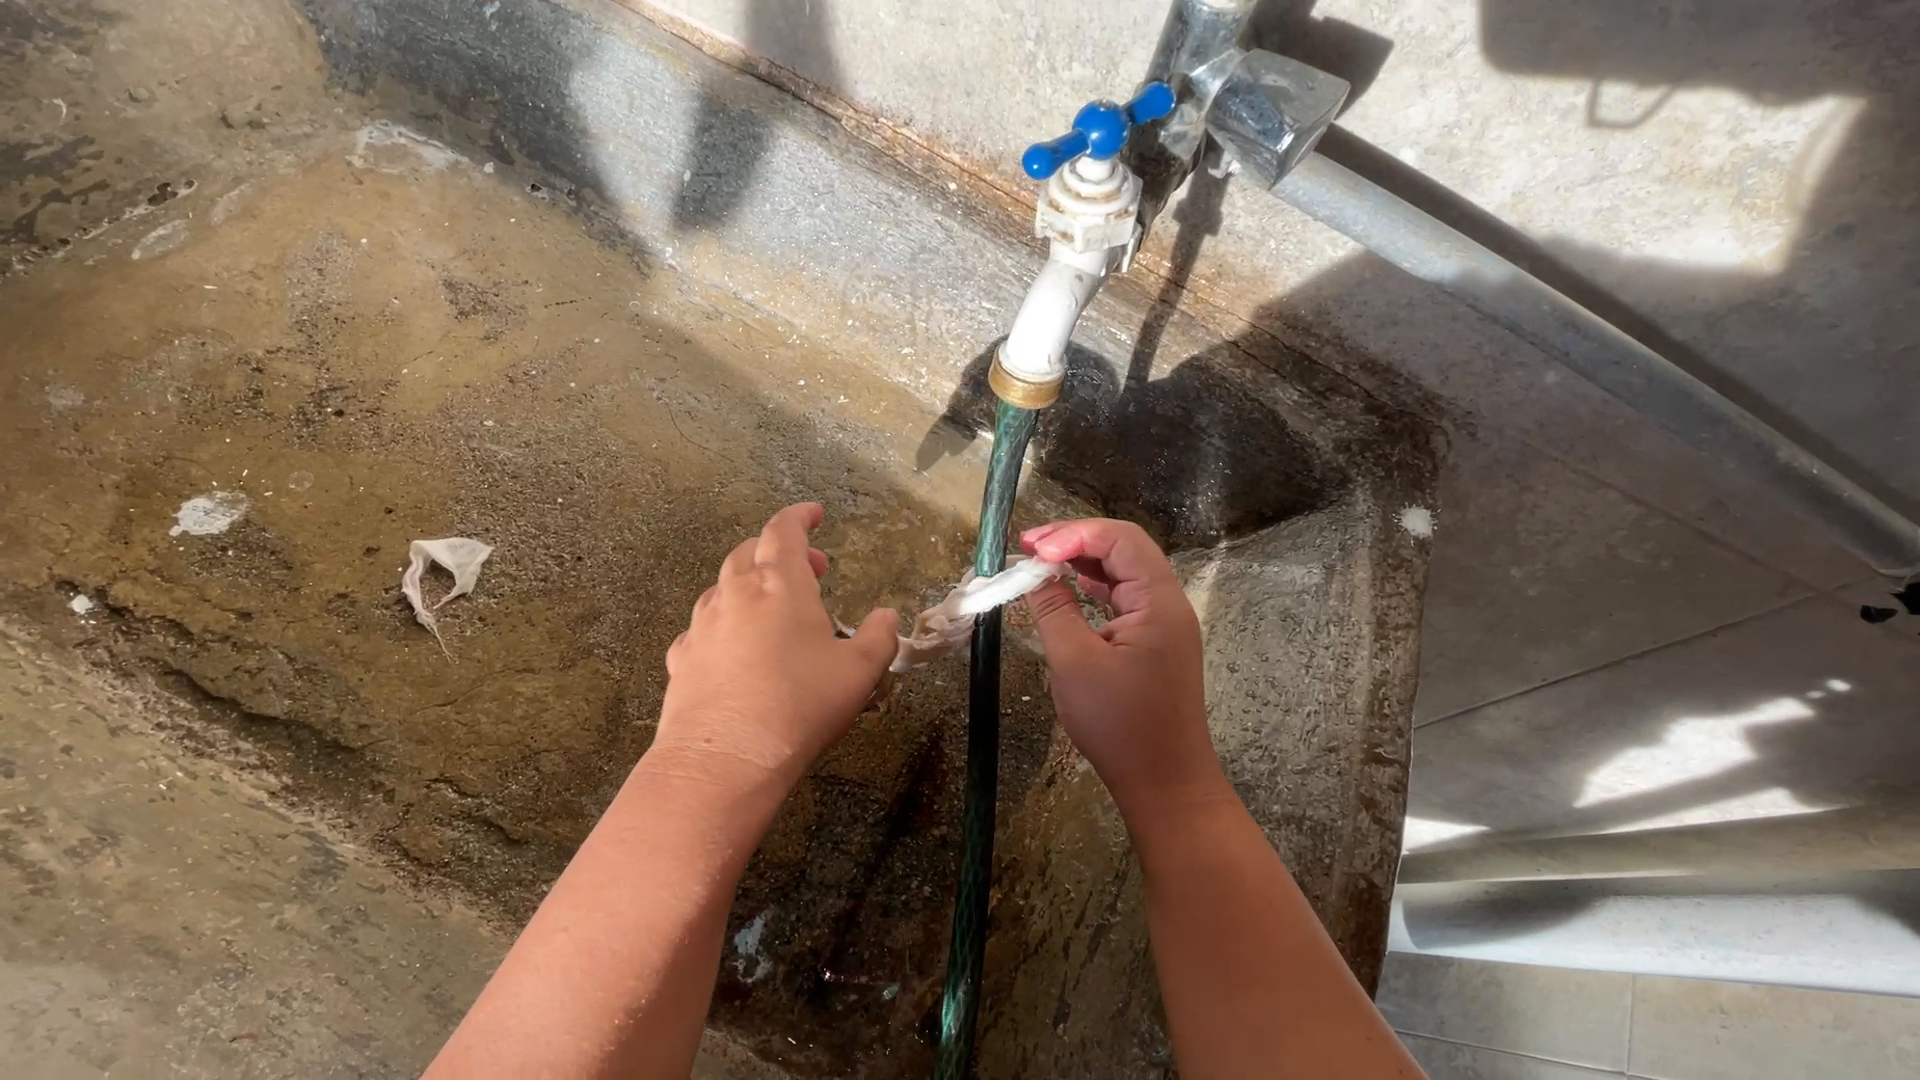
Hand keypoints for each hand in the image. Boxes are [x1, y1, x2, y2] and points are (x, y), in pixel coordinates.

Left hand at [654, 503, 897, 791]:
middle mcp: (735, 594)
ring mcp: (702, 626)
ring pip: (722, 588)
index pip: (784, 530)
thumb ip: (879, 637)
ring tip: (772, 611)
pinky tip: (734, 649)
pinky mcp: (681, 659)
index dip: (800, 517)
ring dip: (748, 586)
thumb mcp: (860, 672)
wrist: (726, 758)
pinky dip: (723, 624)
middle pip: (748, 552)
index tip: (814, 514)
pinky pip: (702, 628)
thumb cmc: (800, 705)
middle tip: (809, 571)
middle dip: (778, 552)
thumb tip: (886, 616)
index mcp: (780, 585)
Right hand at [1020, 519, 1227, 813]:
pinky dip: (1093, 587)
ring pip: (1124, 572)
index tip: (1032, 549)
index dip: (1073, 534)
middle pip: (1125, 549)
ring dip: (1083, 560)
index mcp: (1159, 601)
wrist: (1164, 782)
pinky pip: (1124, 599)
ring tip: (1040, 560)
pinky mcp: (1155, 643)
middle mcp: (1168, 603)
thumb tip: (1035, 574)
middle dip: (1076, 540)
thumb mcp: (1074, 662)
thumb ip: (1053, 609)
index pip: (1120, 540)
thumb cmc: (1119, 724)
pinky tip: (1067, 588)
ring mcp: (1164, 624)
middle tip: (1029, 545)